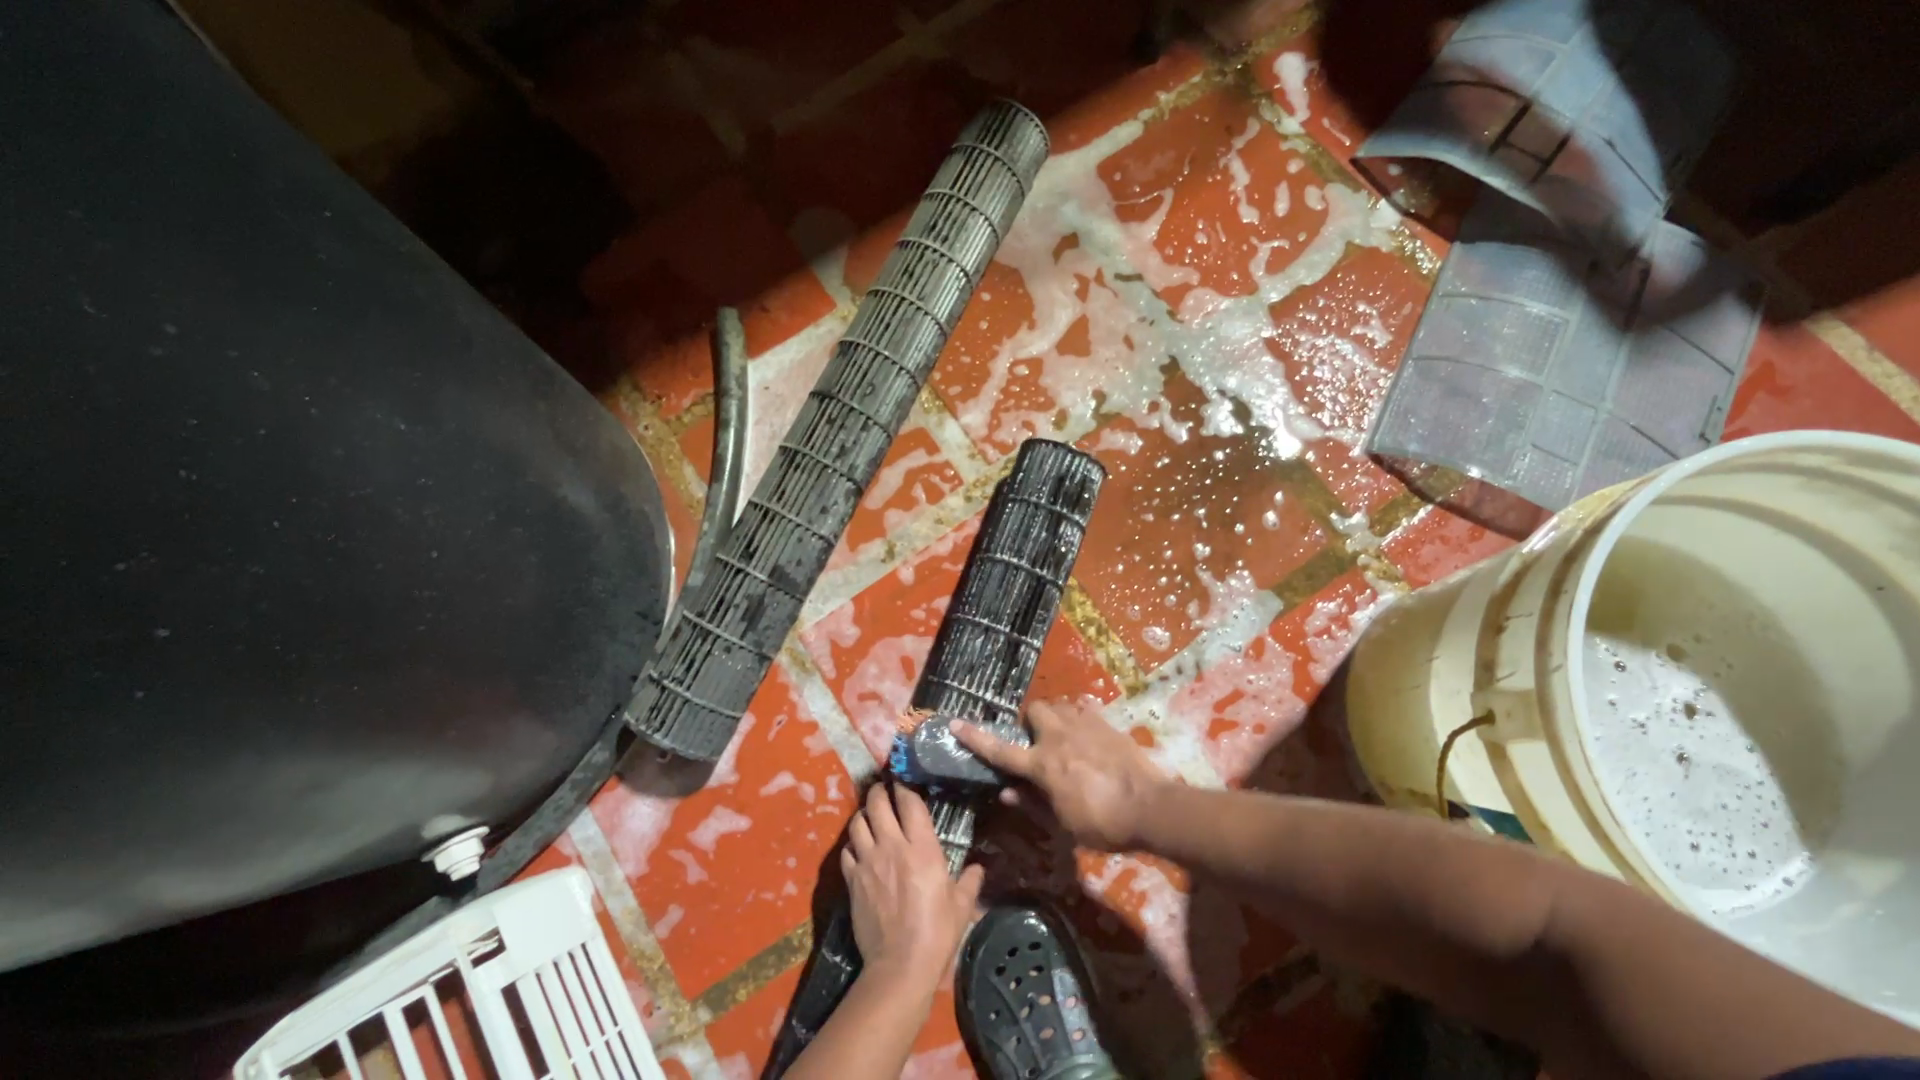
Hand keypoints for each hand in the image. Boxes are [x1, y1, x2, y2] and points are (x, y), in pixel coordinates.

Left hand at [842, 783, 983, 992]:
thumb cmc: (937, 932)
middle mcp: (891, 846)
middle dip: (879, 791)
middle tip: (883, 789)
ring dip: (863, 814)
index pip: (909, 802)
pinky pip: (847, 851)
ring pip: (857, 823)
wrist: (900, 965)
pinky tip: (859, 848)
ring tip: (869, 815)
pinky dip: (852, 844)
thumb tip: (977, 869)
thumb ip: (970, 881)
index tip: (905, 779)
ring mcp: (868, 862)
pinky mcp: (852, 881)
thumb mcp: (962, 906)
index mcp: (921, 847)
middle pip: (877, 804)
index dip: (906, 786)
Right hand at [953, 700, 1169, 850]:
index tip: (955, 723)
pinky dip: (1081, 719)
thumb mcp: (1063, 825)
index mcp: (1042, 765)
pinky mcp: (1108, 725)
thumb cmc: (1103, 824)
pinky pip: (1087, 711)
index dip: (975, 738)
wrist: (1152, 808)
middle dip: (1031, 721)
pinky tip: (1089, 735)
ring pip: (1061, 706)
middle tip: (1037, 741)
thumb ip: (1032, 803)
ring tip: (1064, 738)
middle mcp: (1059, 738)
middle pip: (1035, 711)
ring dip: (1056, 718)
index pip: (1001, 750)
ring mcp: (1086, 726)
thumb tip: (1005, 790)